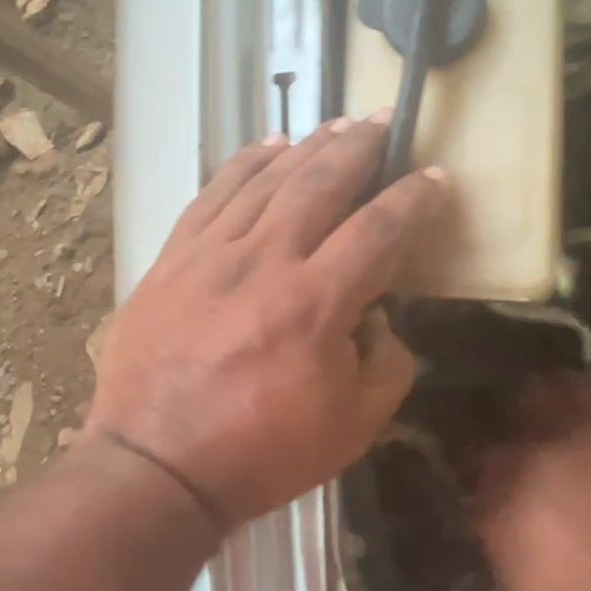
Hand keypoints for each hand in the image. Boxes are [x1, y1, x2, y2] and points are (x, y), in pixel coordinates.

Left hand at [86, 111, 447, 529]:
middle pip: (322, 182)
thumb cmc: (263, 452)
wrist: (155, 468)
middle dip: (361, 147)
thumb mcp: (355, 425)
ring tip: (339, 123)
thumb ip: (388, 363)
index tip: (435, 178)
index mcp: (316, 303)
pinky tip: (271, 145)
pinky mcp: (174, 258)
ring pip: (269, 178)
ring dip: (310, 145)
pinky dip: (247, 163)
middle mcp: (266, 262)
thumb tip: (380, 319)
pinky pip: (214, 193)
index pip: (379, 230)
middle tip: (385, 122)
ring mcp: (212, 254)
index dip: (413, 199)